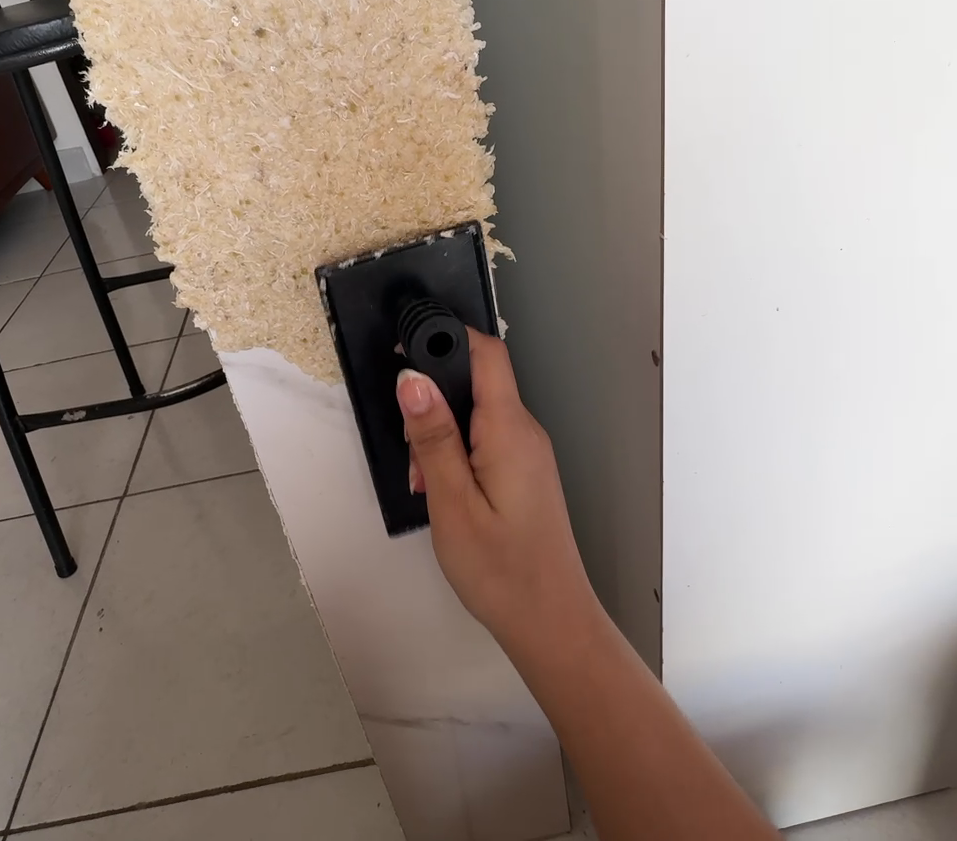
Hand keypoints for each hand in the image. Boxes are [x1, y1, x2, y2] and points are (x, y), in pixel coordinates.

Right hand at [396, 328, 601, 658]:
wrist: (549, 622)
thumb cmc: (500, 569)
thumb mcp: (452, 502)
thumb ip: (433, 437)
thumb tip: (412, 378)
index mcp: (509, 429)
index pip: (486, 353)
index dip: (447, 336)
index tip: (406, 346)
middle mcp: (525, 431)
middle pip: (476, 384)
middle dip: (434, 403)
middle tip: (414, 455)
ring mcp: (528, 453)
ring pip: (476, 416)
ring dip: (442, 437)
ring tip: (427, 485)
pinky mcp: (525, 473)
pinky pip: (486, 442)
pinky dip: (457, 456)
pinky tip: (445, 494)